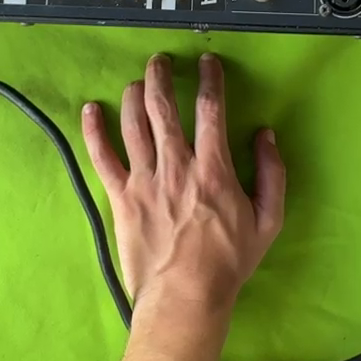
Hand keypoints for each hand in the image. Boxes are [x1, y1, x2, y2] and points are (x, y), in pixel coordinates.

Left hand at [80, 53, 285, 314]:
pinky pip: (102, 157)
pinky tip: (90, 110)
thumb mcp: (268, 221)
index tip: (207, 63)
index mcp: (212, 168)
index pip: (210, 109)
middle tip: (159, 61)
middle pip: (163, 107)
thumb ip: (271, 175)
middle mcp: (175, 164)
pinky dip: (94, 131)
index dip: (209, 80)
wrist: (185, 298)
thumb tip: (265, 136)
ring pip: (133, 124)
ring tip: (136, 82)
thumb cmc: (228, 262)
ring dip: (133, 95)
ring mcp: (144, 179)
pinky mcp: (121, 197)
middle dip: (160, 76)